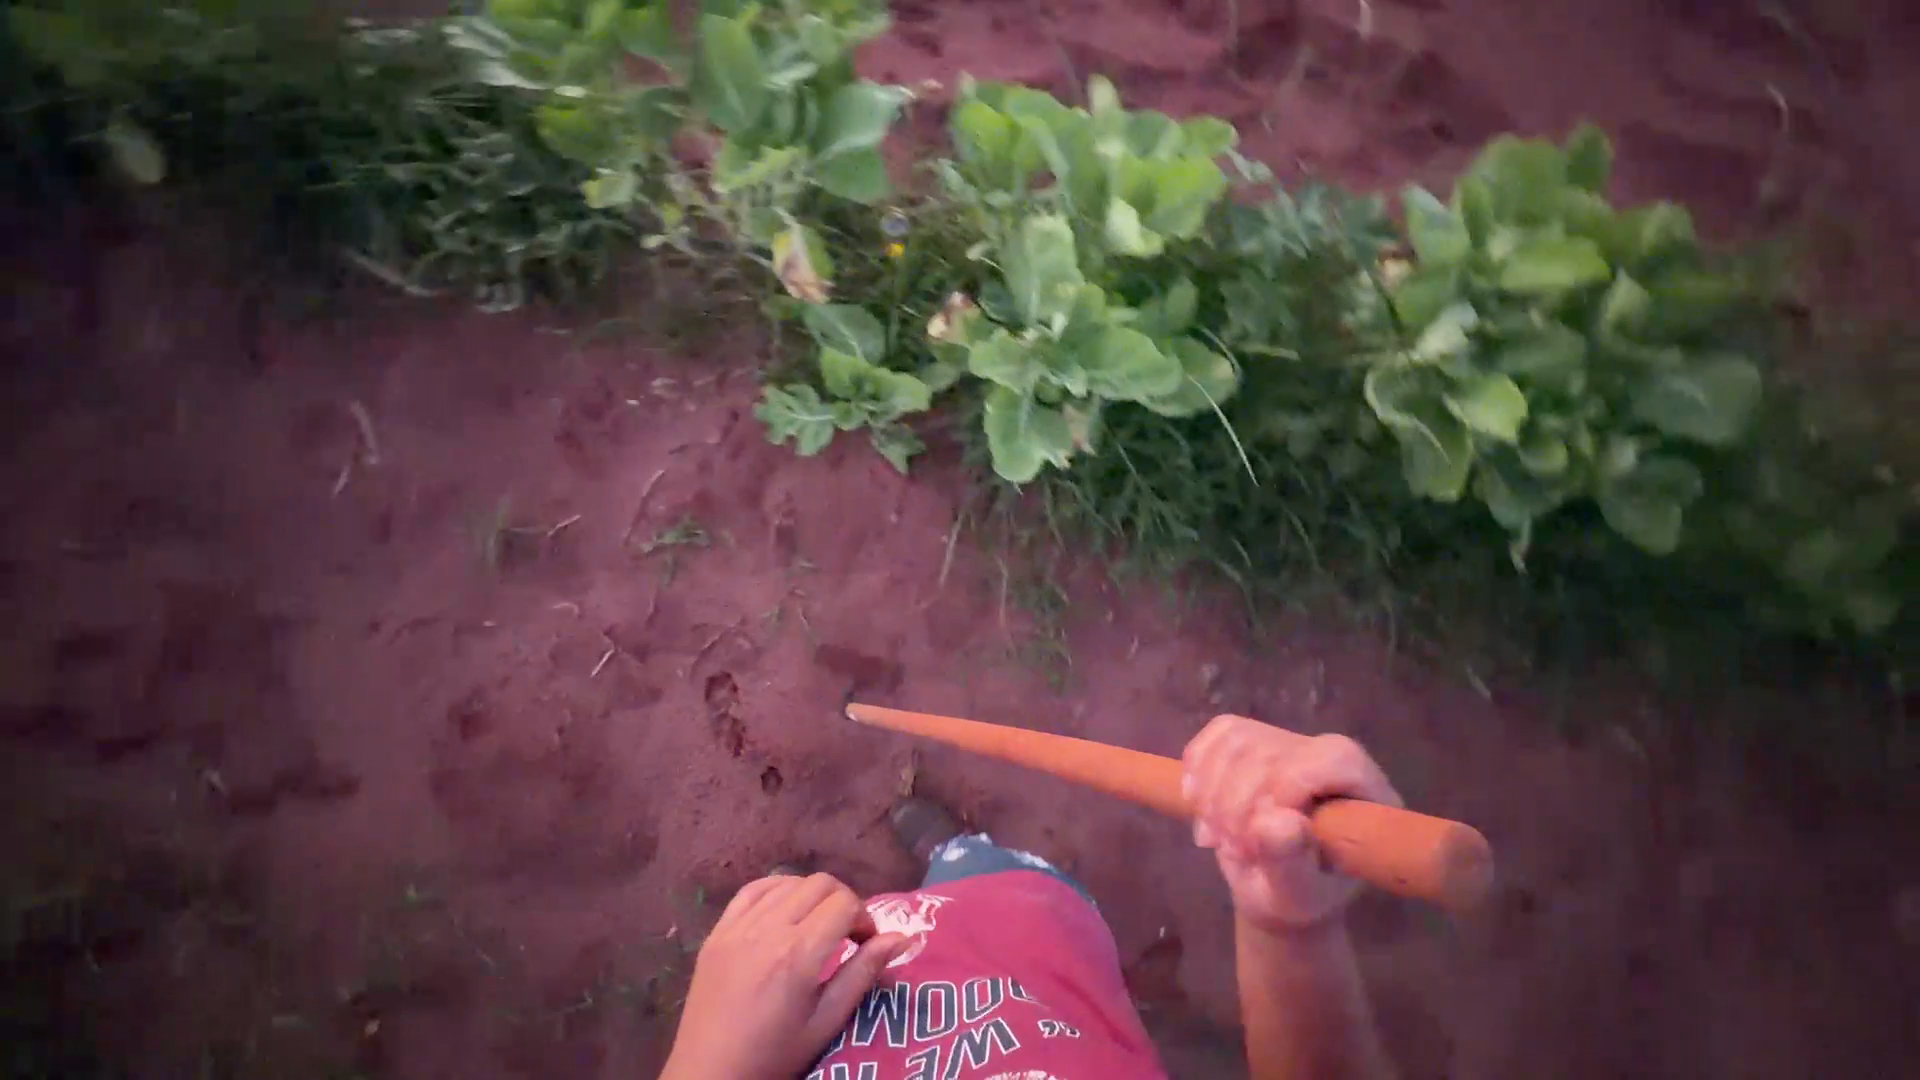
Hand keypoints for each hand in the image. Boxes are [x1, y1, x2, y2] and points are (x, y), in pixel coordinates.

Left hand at [661, 873, 907, 1079]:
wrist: (707, 1078)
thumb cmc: (773, 1057)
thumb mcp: (825, 1023)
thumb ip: (863, 974)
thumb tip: (903, 937)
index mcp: (799, 954)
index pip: (845, 903)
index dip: (864, 917)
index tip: (865, 942)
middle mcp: (769, 929)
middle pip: (820, 883)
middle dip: (843, 900)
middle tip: (846, 932)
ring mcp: (739, 926)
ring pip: (789, 882)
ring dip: (812, 895)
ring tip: (815, 924)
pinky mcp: (718, 931)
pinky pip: (752, 889)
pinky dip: (776, 890)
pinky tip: (784, 910)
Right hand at [1182, 715, 1401, 931]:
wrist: (1268, 885)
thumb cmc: (1296, 898)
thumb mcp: (1296, 897)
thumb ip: (1291, 862)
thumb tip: (1275, 821)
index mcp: (1364, 792)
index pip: (1334, 759)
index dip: (1288, 785)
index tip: (1254, 835)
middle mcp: (1328, 755)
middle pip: (1271, 750)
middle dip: (1236, 802)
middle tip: (1230, 848)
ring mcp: (1286, 742)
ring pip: (1236, 739)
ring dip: (1211, 792)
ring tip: (1215, 833)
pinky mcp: (1248, 738)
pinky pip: (1216, 732)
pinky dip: (1196, 769)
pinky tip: (1198, 803)